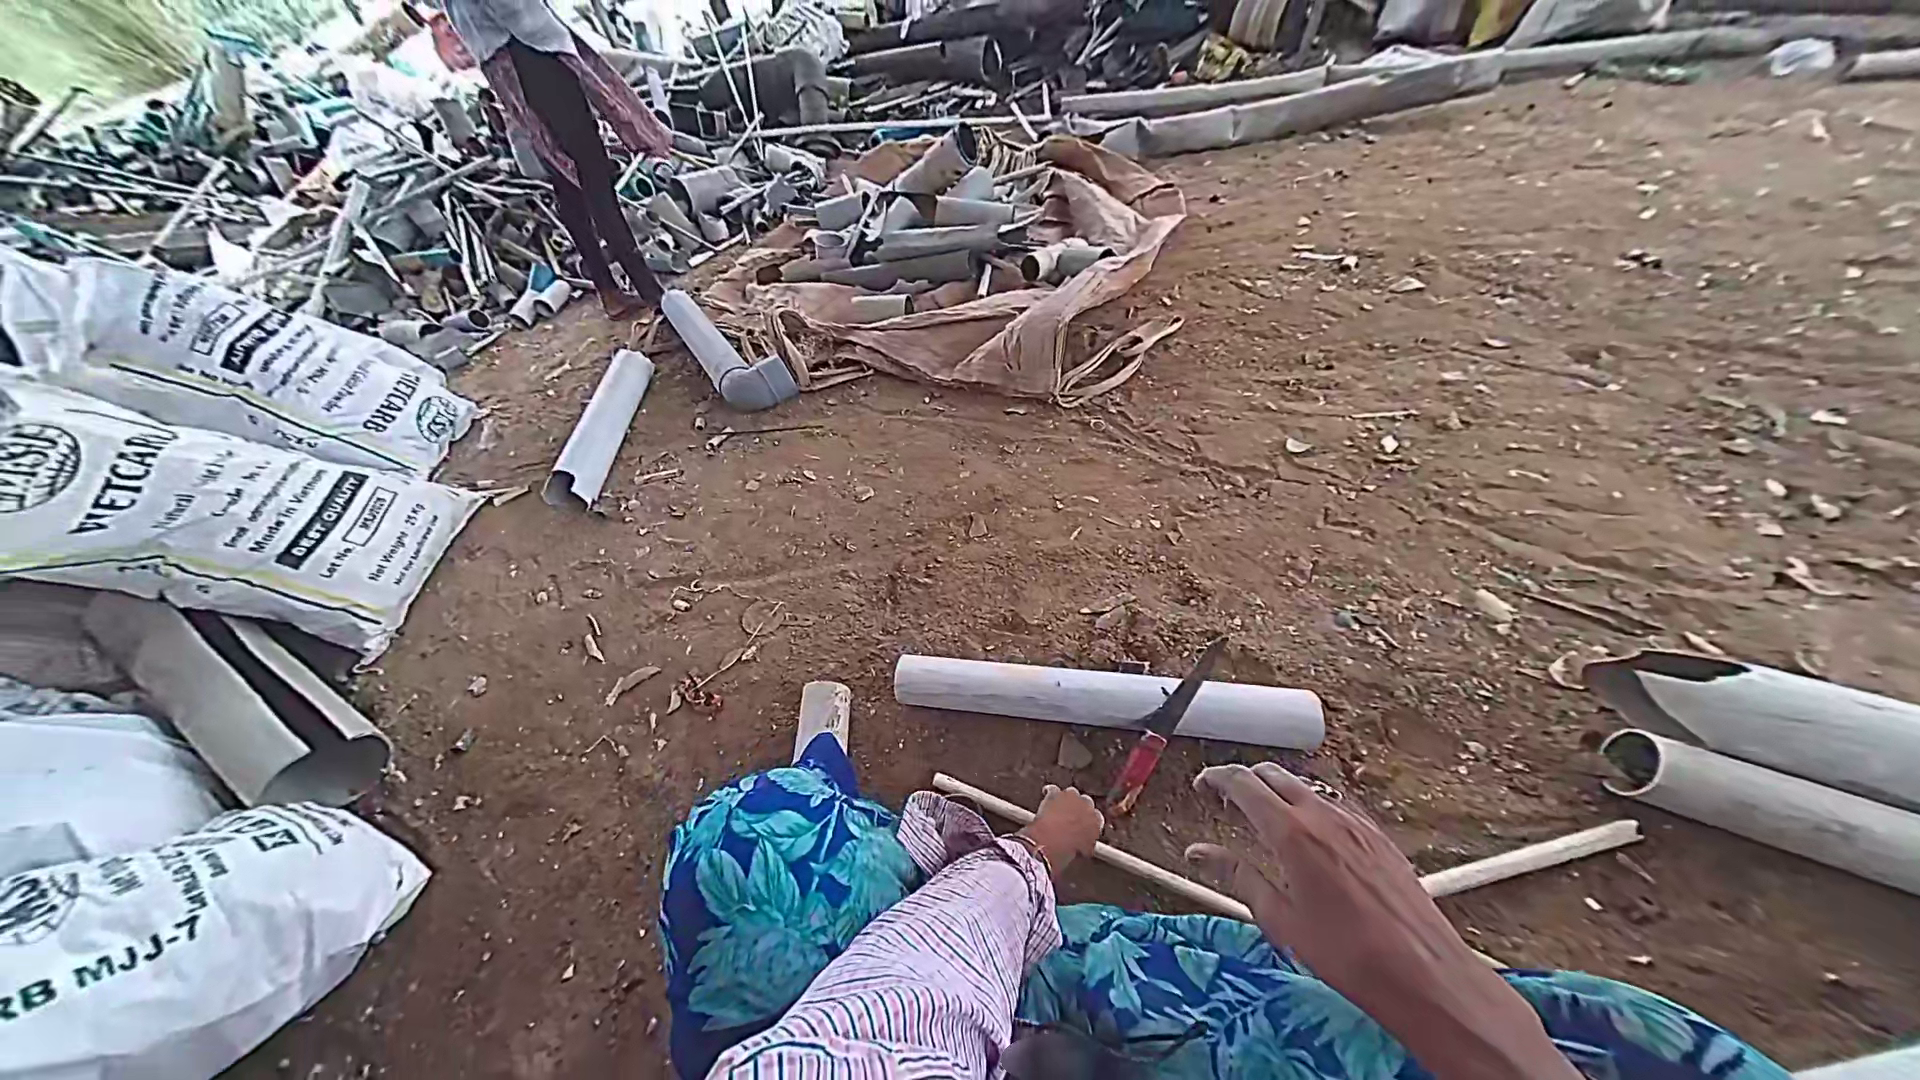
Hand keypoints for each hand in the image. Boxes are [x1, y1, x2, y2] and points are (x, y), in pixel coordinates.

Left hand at [1017, 784, 1102, 877]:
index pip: (1096, 816)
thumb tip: (1084, 844)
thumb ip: (1088, 841)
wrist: (1052, 842)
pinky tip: (1046, 797)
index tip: (1082, 824)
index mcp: (1096, 820)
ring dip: (1065, 799)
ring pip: (1071, 793)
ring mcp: (1071, 796)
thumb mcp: (1085, 850)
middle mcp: (1087, 805)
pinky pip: (1053, 789)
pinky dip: (1049, 793)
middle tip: (1070, 817)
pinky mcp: (1056, 793)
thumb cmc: (1068, 849)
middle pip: (1085, 801)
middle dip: (1078, 807)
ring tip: (1058, 809)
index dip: (1087, 820)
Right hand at [1188, 763, 1580, 1079]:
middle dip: (1243, 779)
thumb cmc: (1350, 957)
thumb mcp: (1281, 919)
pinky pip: (1333, 802)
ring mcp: (1355, 822)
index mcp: (1291, 833)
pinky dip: (1308, 803)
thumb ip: (1237, 875)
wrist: (1431, 980)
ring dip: (1275, 788)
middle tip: (1227, 801)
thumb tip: (1197, 853)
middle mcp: (1323, 816)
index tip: (1202, 785)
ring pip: (1303, 784)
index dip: (1215, 777)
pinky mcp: (1378, 835)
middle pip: (1271, 773)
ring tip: (1264, 815)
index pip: (1242, 782)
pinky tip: (1308, 832)